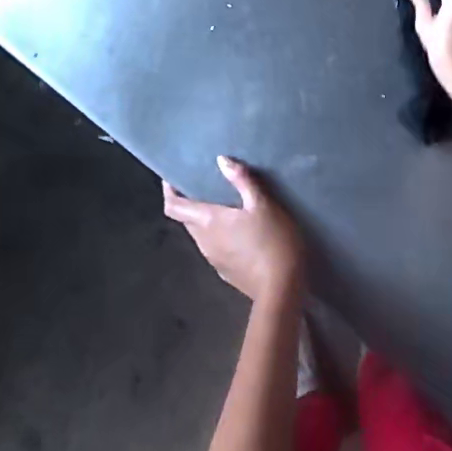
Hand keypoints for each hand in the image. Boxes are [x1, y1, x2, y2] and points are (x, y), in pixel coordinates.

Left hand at [163, 156, 303, 303]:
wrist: (283, 290)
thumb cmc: (273, 241)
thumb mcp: (263, 204)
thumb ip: (242, 180)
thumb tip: (221, 160)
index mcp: (208, 221)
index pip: (173, 207)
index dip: (168, 191)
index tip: (172, 177)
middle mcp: (204, 241)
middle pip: (186, 219)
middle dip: (190, 202)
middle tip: (205, 184)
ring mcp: (213, 260)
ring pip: (200, 234)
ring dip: (204, 219)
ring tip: (223, 204)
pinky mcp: (225, 272)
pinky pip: (214, 247)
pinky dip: (217, 234)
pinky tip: (237, 230)